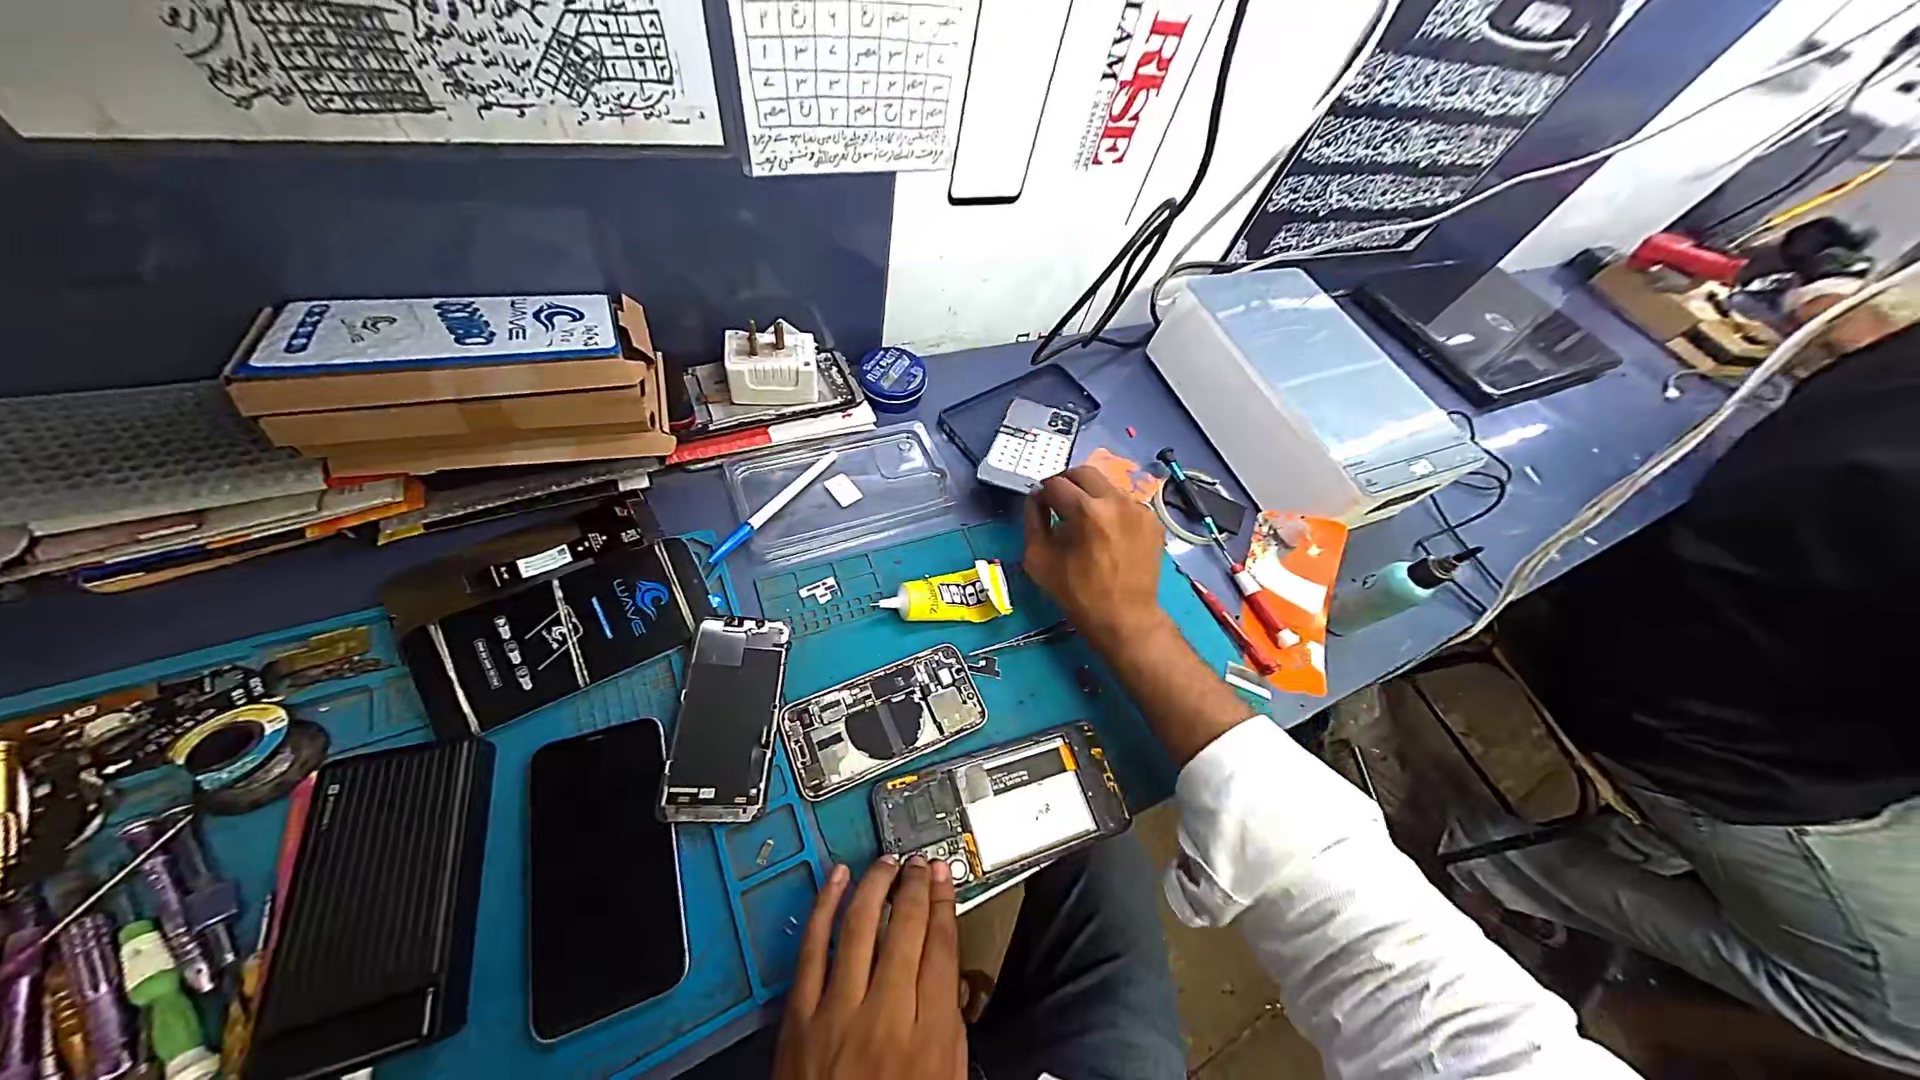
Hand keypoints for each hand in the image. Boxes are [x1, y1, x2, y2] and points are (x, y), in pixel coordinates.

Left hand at [773, 856, 964, 1079]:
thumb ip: (951, 1026)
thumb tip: (950, 969)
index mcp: (928, 1039)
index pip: (942, 949)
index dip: (944, 904)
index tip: (944, 879)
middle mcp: (885, 1018)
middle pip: (906, 929)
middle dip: (916, 886)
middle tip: (920, 864)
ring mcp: (837, 1014)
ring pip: (861, 926)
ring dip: (877, 885)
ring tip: (887, 862)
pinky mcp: (798, 1017)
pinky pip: (813, 948)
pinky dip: (825, 906)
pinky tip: (837, 878)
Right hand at [1024, 466, 1169, 650]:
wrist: (1124, 618)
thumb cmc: (1077, 594)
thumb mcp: (1039, 560)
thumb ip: (1033, 521)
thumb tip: (1036, 499)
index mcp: (1086, 511)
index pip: (1055, 484)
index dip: (1042, 492)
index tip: (1039, 505)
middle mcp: (1116, 501)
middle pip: (1084, 473)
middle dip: (1065, 483)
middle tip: (1058, 502)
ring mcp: (1138, 509)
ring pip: (1106, 486)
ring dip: (1089, 495)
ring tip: (1083, 521)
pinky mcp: (1152, 520)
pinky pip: (1124, 502)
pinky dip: (1110, 509)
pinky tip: (1105, 532)